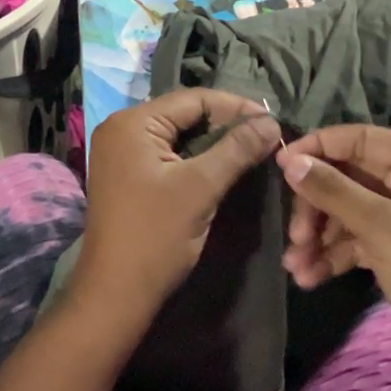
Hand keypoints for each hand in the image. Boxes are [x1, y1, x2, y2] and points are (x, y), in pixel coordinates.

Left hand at [76, 90, 279, 321]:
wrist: (116, 291)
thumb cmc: (156, 235)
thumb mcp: (201, 187)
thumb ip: (237, 149)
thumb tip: (272, 122)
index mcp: (131, 122)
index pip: (192, 99)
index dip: (236, 107)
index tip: (274, 121)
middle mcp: (120, 129)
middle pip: (183, 115)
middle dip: (226, 124)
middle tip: (267, 137)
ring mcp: (119, 153)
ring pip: (177, 136)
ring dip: (213, 143)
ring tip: (253, 150)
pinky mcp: (125, 175)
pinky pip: (166, 155)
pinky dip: (195, 159)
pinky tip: (223, 167)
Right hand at [276, 126, 390, 379]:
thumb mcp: (385, 231)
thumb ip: (335, 192)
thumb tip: (290, 161)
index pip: (364, 140)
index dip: (320, 148)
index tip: (281, 165)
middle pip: (350, 177)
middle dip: (316, 205)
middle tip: (294, 234)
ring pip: (348, 212)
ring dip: (318, 235)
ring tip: (295, 264)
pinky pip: (355, 242)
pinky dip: (331, 256)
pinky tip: (308, 277)